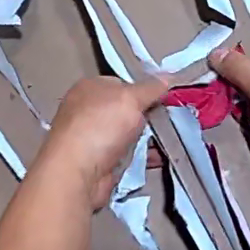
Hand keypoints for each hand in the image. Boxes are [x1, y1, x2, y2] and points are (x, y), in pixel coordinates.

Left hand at [32, 76, 167, 209]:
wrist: (78, 172)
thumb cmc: (101, 125)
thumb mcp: (131, 98)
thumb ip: (151, 88)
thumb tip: (168, 76)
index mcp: (89, 87)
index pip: (121, 83)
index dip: (142, 90)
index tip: (163, 98)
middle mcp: (88, 110)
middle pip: (125, 109)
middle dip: (147, 115)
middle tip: (169, 120)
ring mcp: (92, 137)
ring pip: (128, 133)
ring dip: (148, 137)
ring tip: (171, 139)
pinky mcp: (99, 161)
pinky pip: (127, 154)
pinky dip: (143, 156)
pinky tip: (160, 158)